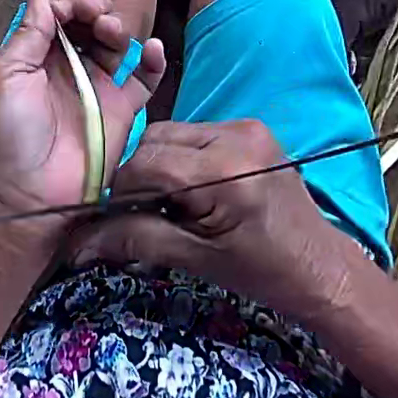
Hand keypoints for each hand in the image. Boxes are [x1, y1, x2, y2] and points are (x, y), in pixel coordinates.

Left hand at [0, 0, 164, 219]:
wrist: (31, 195)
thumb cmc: (10, 134)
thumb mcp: (5, 77)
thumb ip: (27, 35)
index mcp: (37, 59)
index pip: (58, 18)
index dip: (66, 4)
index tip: (68, 6)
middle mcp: (70, 68)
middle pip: (90, 26)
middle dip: (94, 10)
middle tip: (93, 12)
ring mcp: (100, 87)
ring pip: (117, 45)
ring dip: (118, 28)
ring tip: (112, 30)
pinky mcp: (124, 109)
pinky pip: (146, 79)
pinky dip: (154, 61)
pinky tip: (153, 48)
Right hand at [66, 120, 365, 322]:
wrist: (318, 262)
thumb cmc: (262, 271)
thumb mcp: (197, 259)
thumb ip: (137, 240)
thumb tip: (78, 243)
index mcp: (225, 171)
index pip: (146, 163)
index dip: (121, 191)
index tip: (117, 219)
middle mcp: (236, 135)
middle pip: (156, 139)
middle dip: (139, 175)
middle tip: (145, 213)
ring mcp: (246, 126)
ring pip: (173, 133)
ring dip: (160, 164)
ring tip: (172, 203)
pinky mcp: (251, 127)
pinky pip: (197, 134)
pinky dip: (183, 157)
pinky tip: (194, 188)